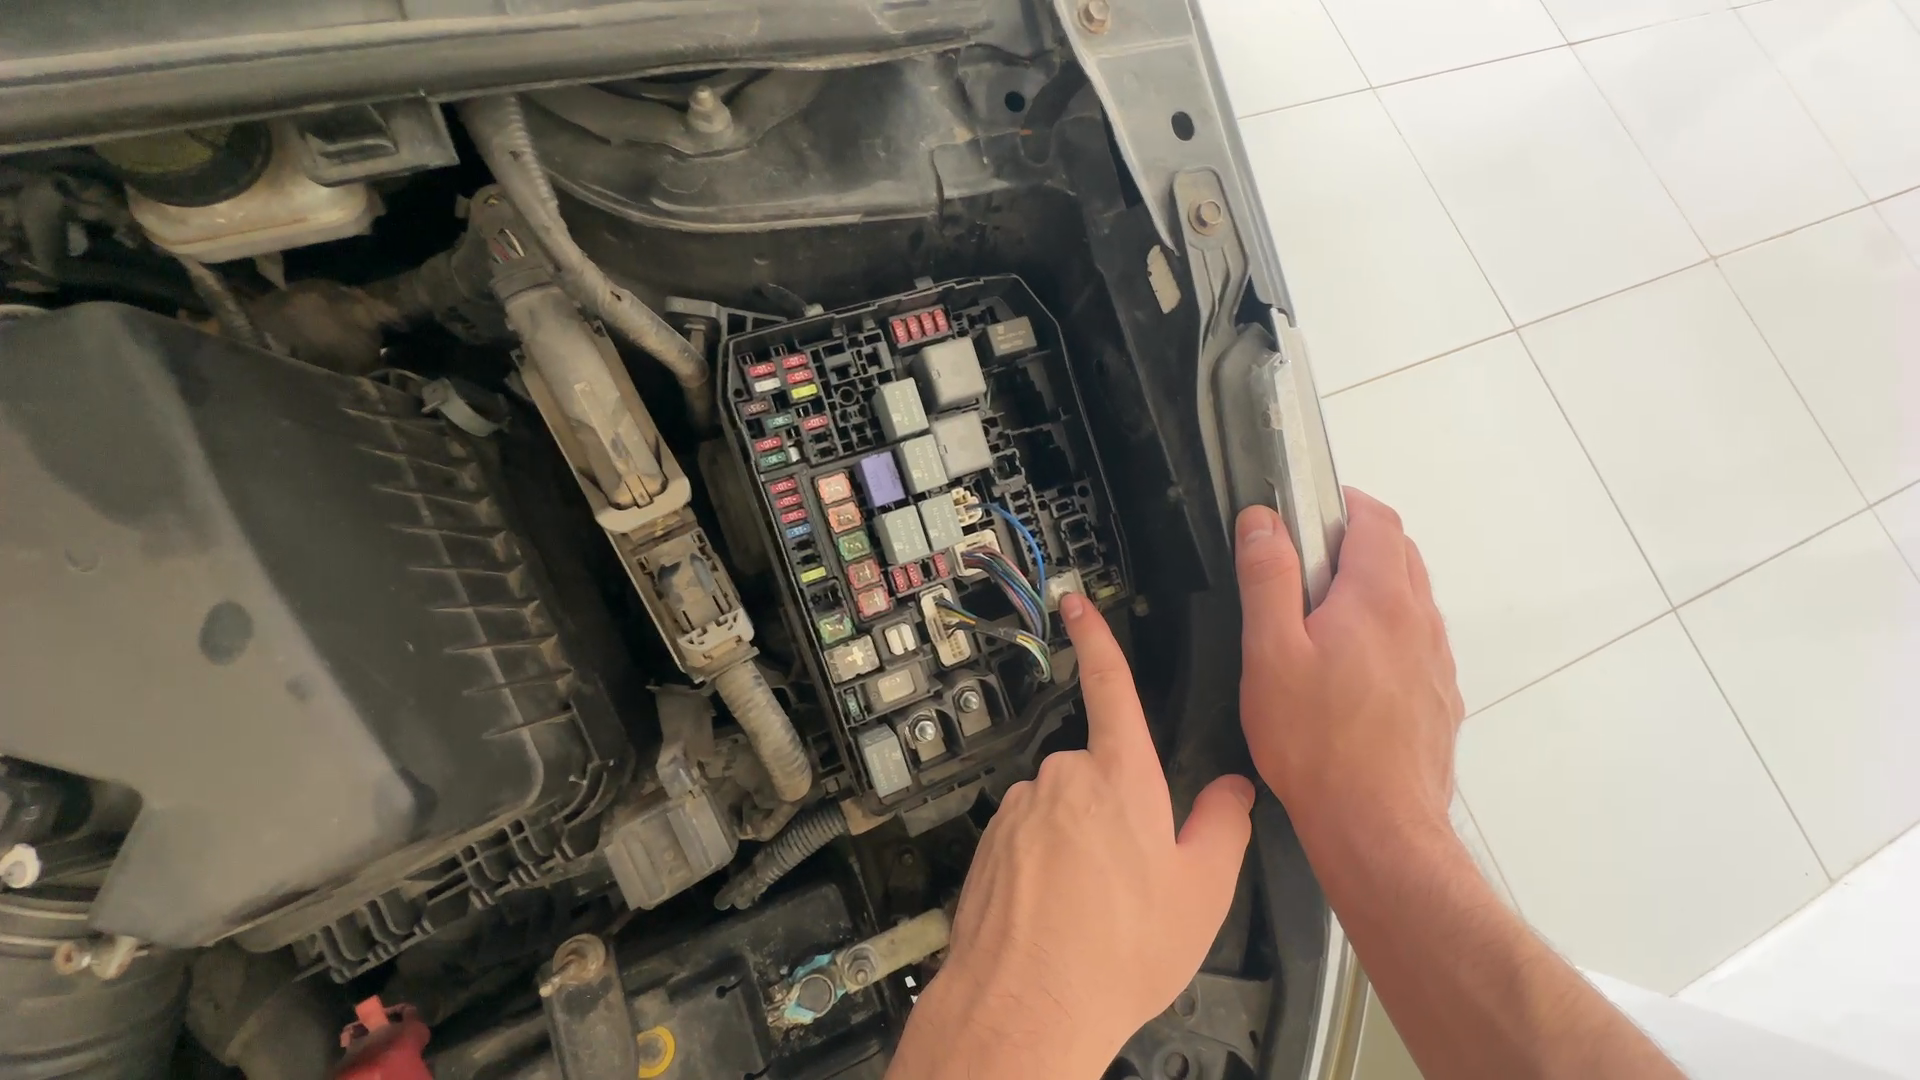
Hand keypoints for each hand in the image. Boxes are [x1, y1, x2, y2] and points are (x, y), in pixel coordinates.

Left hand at [889, 593, 1255, 1079]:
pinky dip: (1045, 862)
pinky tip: (1058, 910)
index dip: (1095, 638)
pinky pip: (1029, 835)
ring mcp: (1022, 807)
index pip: (1109, 685)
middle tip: (1130, 876)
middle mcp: (1064, 779)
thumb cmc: (1117, 950)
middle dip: (1115, 809)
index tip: (1076, 604)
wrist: (1026, 1003)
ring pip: (1063, 807)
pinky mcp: (992, 837)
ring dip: (1078, 842)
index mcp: (1119, 777)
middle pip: (1098, 771)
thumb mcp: (1200, 892)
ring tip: (1093, 904)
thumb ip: (1222, 824)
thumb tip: (1233, 789)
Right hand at [1234, 490, 1464, 843]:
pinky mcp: (1440, 699)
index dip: (1345, 503)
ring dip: (1373, 587)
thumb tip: (1263, 519)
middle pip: (1400, 554)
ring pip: (1411, 600)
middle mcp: (1420, 621)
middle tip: (1304, 565)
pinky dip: (1387, 631)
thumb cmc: (1313, 736)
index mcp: (1380, 598)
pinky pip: (1416, 642)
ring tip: (1322, 621)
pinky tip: (1351, 673)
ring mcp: (1437, 662)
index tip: (1307, 511)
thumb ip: (1269, 579)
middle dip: (1357, 542)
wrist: (1377, 827)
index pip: (1378, 520)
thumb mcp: (1271, 652)